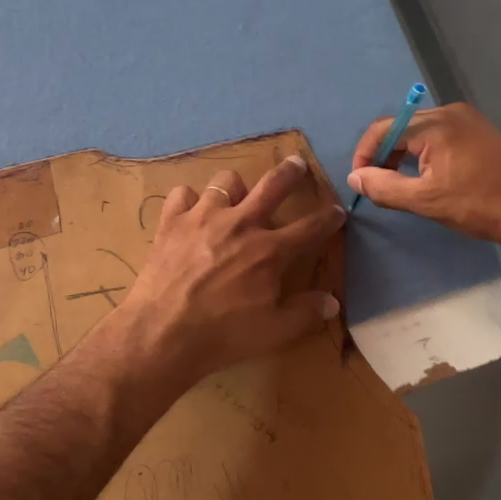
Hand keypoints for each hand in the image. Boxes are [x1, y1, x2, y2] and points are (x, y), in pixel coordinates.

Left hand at [116, 154, 346, 383]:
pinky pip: (183, 194)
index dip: (329, 218)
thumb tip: (333, 302)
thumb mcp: (274, 331)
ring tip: (235, 196)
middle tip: (296, 164)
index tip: (338, 211)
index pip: (310, 227)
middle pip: (273, 185)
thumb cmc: (222, 335)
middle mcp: (241, 224)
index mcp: (270, 251)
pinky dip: (190, 201)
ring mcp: (203, 217)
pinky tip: (191, 212)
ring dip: (235, 188)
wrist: (162, 333)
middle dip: (290, 172)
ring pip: (226, 182)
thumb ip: (305, 313)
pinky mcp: (172, 221)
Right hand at [347, 103, 500, 264]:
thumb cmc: (481, 206)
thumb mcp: (425, 201)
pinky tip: (430, 179)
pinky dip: (425, 154)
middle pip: (401, 127)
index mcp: (435, 124)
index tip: (360, 182)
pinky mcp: (480, 133)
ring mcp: (468, 121)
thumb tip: (355, 178)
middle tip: (379, 186)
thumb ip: (384, 187)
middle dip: (384, 155)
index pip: (384, 129)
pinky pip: (439, 136)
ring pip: (420, 132)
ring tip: (402, 186)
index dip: (364, 154)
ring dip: (404, 156)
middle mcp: (450, 113)